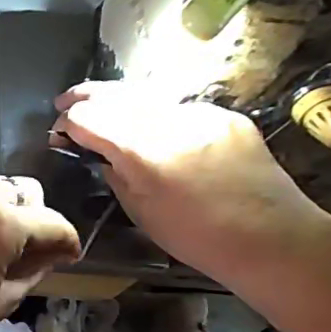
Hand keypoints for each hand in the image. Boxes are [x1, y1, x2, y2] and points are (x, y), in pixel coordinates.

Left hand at [0, 176, 79, 331]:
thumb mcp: (7, 297)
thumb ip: (36, 268)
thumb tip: (53, 254)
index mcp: (4, 222)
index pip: (51, 221)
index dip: (67, 240)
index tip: (70, 255)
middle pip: (22, 191)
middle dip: (34, 215)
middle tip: (31, 246)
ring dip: (3, 208)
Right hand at [54, 81, 330, 281]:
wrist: (271, 237)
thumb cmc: (197, 237)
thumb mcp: (140, 210)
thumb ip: (115, 173)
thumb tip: (97, 152)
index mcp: (144, 151)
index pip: (90, 117)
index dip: (68, 122)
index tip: (58, 132)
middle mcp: (170, 121)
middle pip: (116, 94)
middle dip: (87, 97)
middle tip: (65, 101)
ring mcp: (200, 113)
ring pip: (146, 94)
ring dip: (119, 98)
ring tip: (101, 105)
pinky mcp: (224, 115)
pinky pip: (178, 107)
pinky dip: (155, 112)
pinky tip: (151, 126)